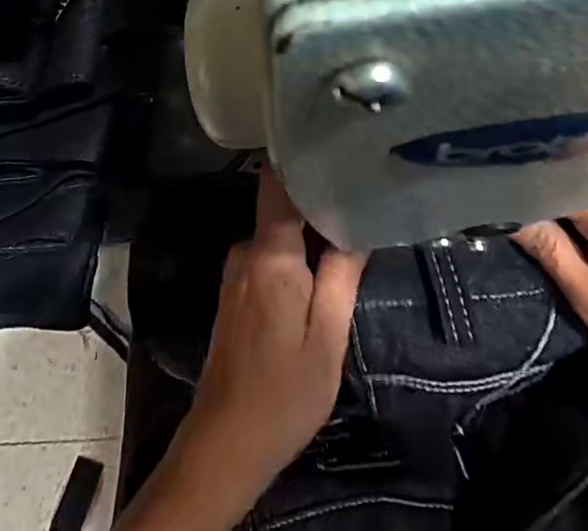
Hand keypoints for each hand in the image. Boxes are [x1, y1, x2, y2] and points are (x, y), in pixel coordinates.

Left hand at [118, 172, 366, 529]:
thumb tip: (357, 224)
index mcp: (268, 255)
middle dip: (320, 201)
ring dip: (309, 232)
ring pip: (278, 233)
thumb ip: (342, 273)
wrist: (225, 444)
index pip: (276, 184)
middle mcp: (245, 253)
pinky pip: (269, 254)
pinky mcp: (236, 292)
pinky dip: (295, 254)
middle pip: (282, 207)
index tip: (336, 143)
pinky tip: (320, 263)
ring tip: (349, 226)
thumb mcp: (328, 335)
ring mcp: (236, 273)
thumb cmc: (284, 391)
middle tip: (361, 193)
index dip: (302, 159)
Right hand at [516, 189, 587, 530]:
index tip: (498, 188)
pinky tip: (577, 204)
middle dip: (546, 176)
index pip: (561, 179)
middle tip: (511, 189)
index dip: (528, 182)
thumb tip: (510, 213)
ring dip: (570, 180)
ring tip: (540, 197)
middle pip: (582, 167)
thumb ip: (551, 252)